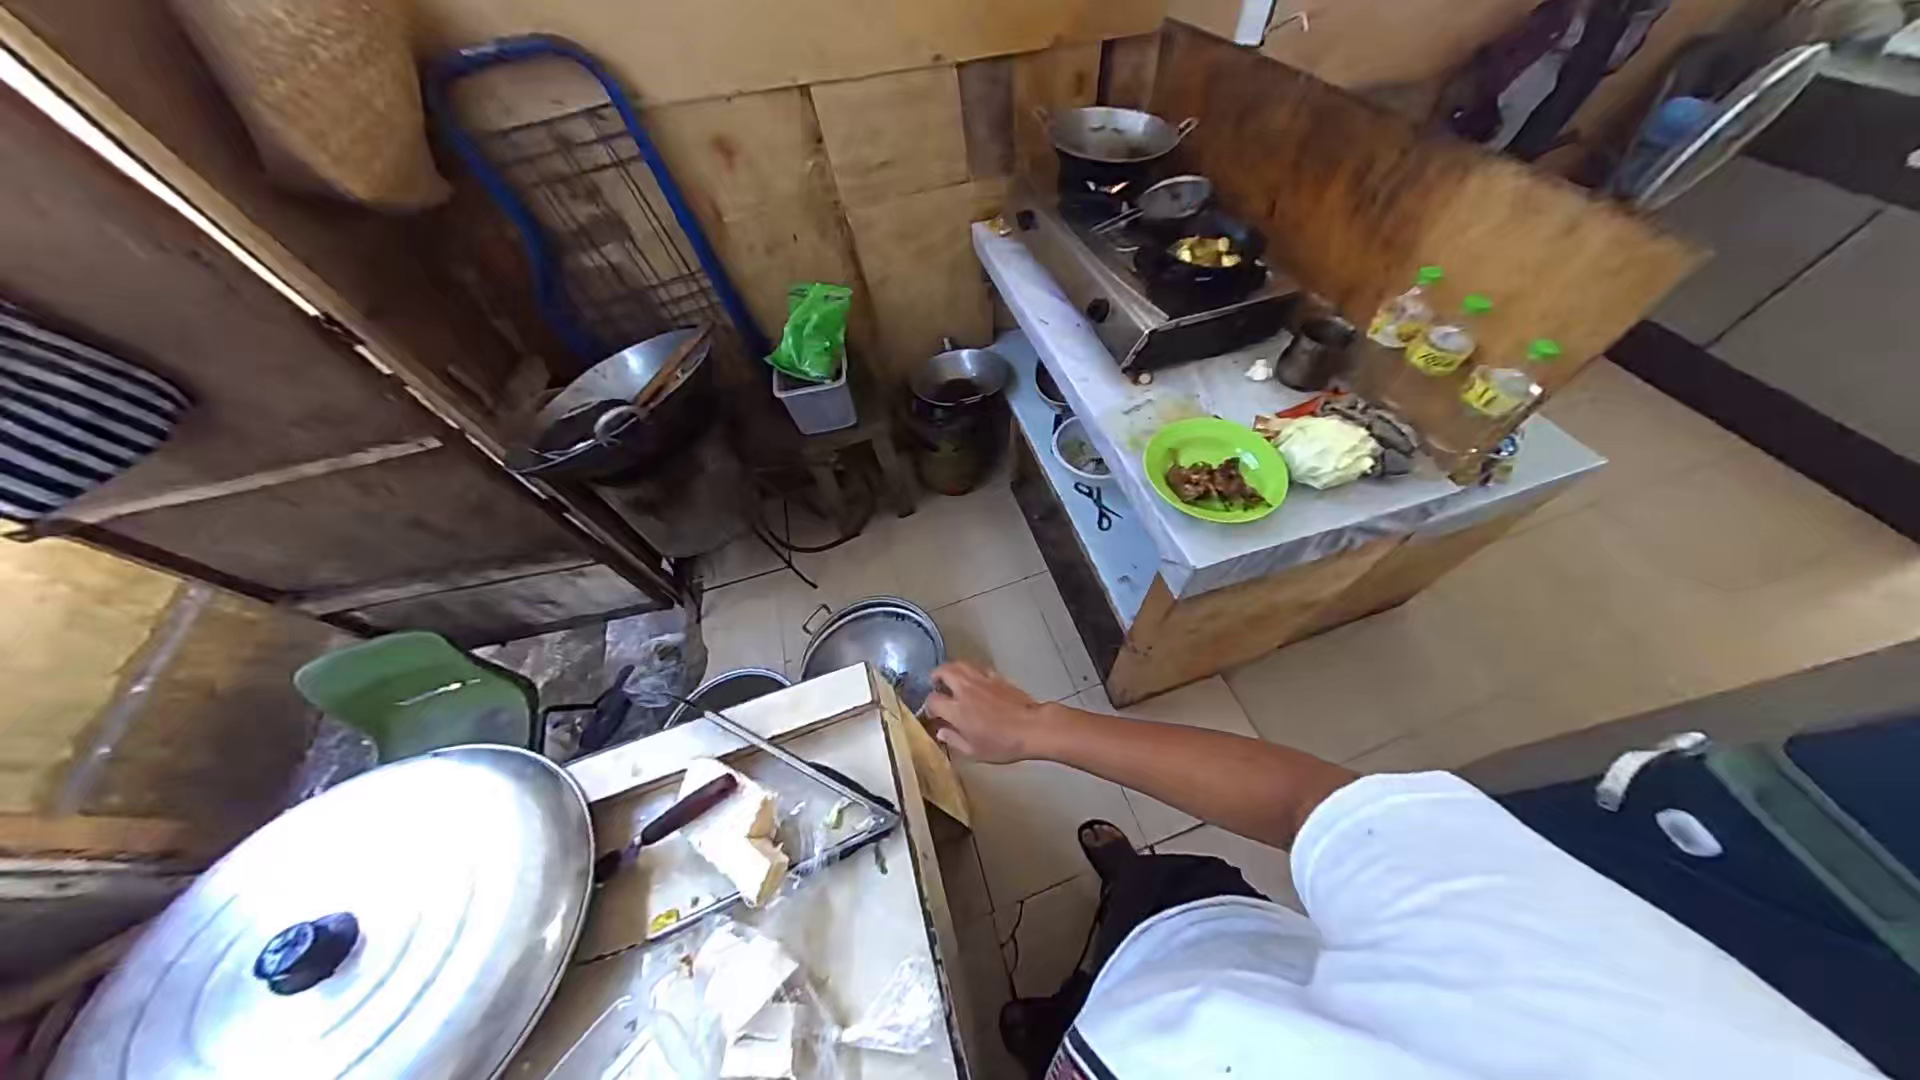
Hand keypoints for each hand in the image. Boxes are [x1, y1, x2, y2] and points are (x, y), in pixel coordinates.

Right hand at [923, 661, 1057, 762]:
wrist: (1032, 727)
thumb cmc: (1003, 744)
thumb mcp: (974, 751)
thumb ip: (954, 740)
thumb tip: (941, 731)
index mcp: (956, 709)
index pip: (932, 700)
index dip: (929, 706)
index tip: (933, 713)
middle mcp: (965, 689)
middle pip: (943, 671)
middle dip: (935, 677)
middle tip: (936, 685)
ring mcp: (981, 679)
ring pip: (959, 664)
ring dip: (951, 669)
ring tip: (951, 678)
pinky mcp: (996, 676)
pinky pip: (977, 667)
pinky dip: (970, 671)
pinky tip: (974, 680)